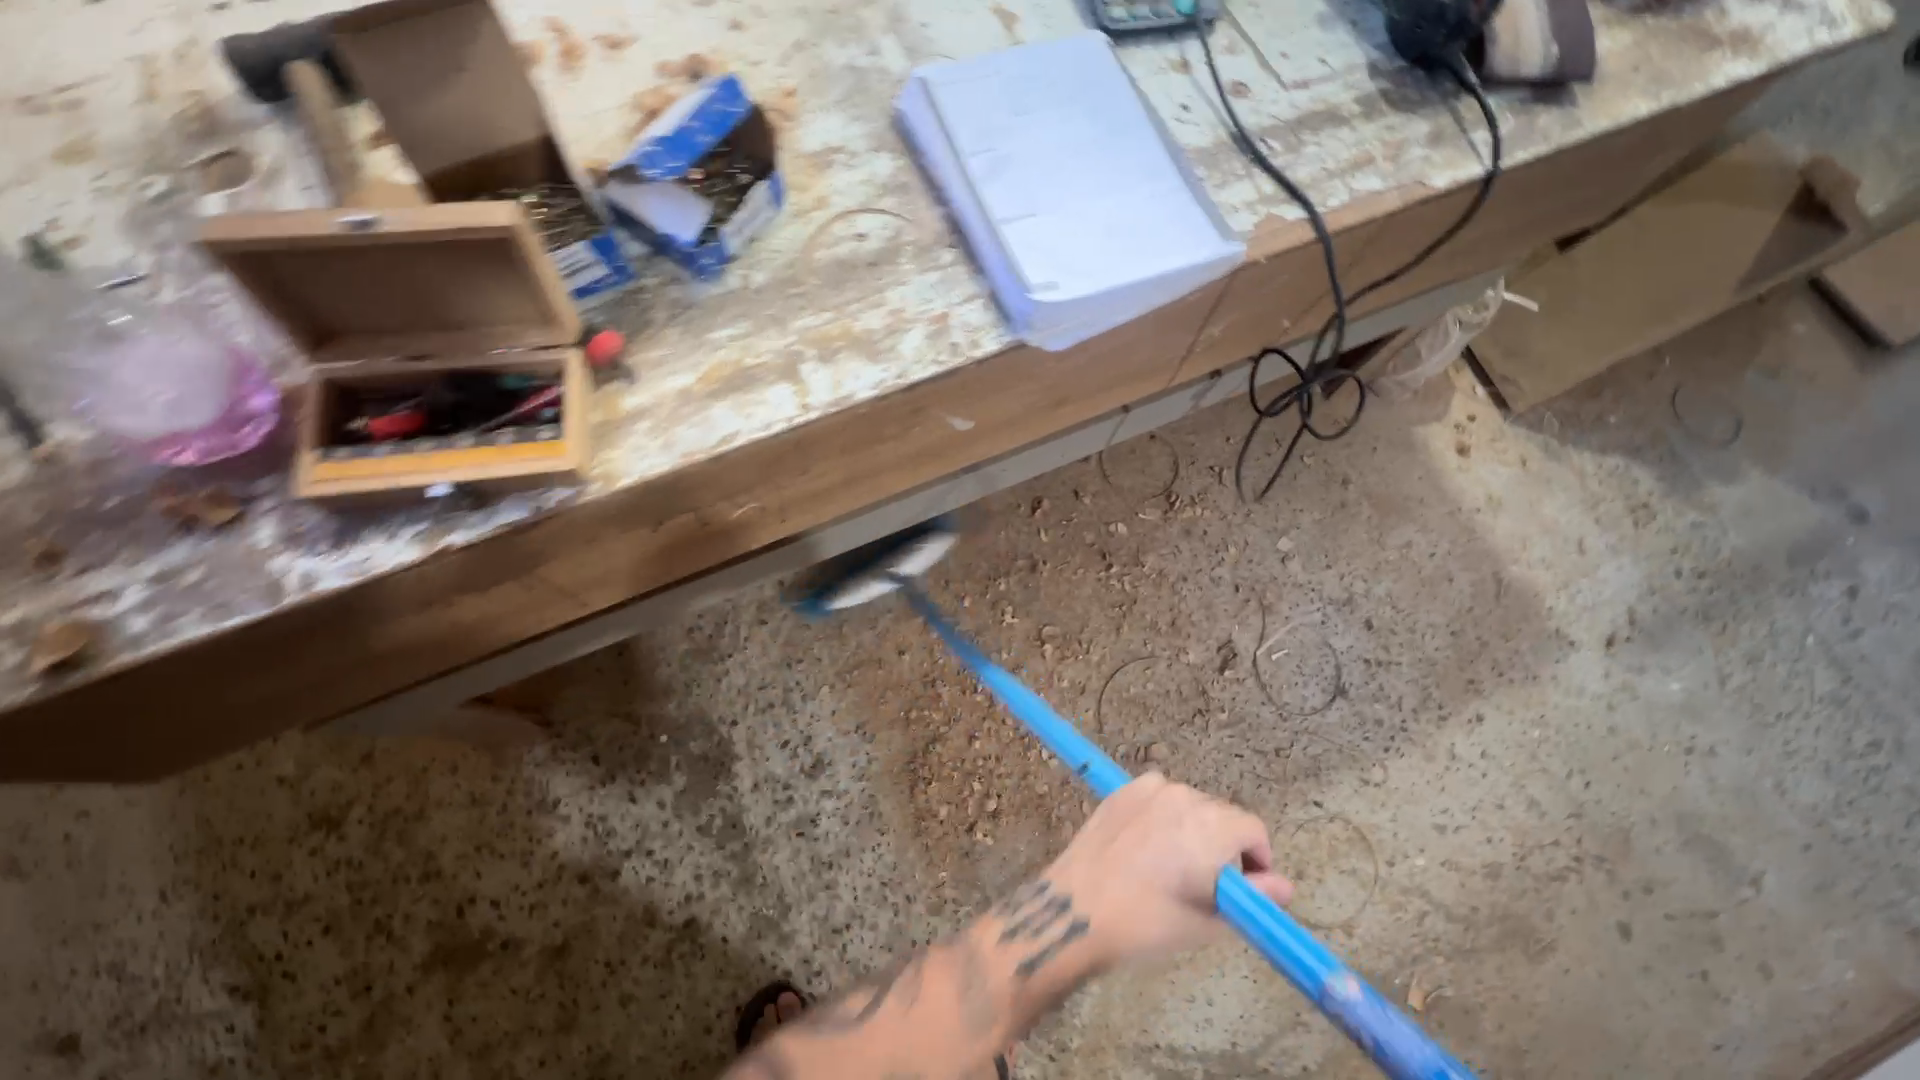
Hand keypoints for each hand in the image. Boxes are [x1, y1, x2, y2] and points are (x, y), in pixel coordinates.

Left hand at [1045, 772, 1292, 969]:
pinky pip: (1158, 798)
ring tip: (1171, 868)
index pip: (1254, 830)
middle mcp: (1185, 797)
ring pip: (1190, 806)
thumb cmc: (1146, 922)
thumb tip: (1285, 887)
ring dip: (1192, 830)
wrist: (1076, 909)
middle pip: (1222, 816)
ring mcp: (1149, 789)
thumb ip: (1252, 899)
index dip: (1256, 861)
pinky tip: (1146, 847)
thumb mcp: (1207, 921)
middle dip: (1223, 846)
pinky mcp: (1122, 791)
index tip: (1241, 888)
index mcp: (1213, 827)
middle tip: (1204, 884)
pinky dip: (1162, 816)